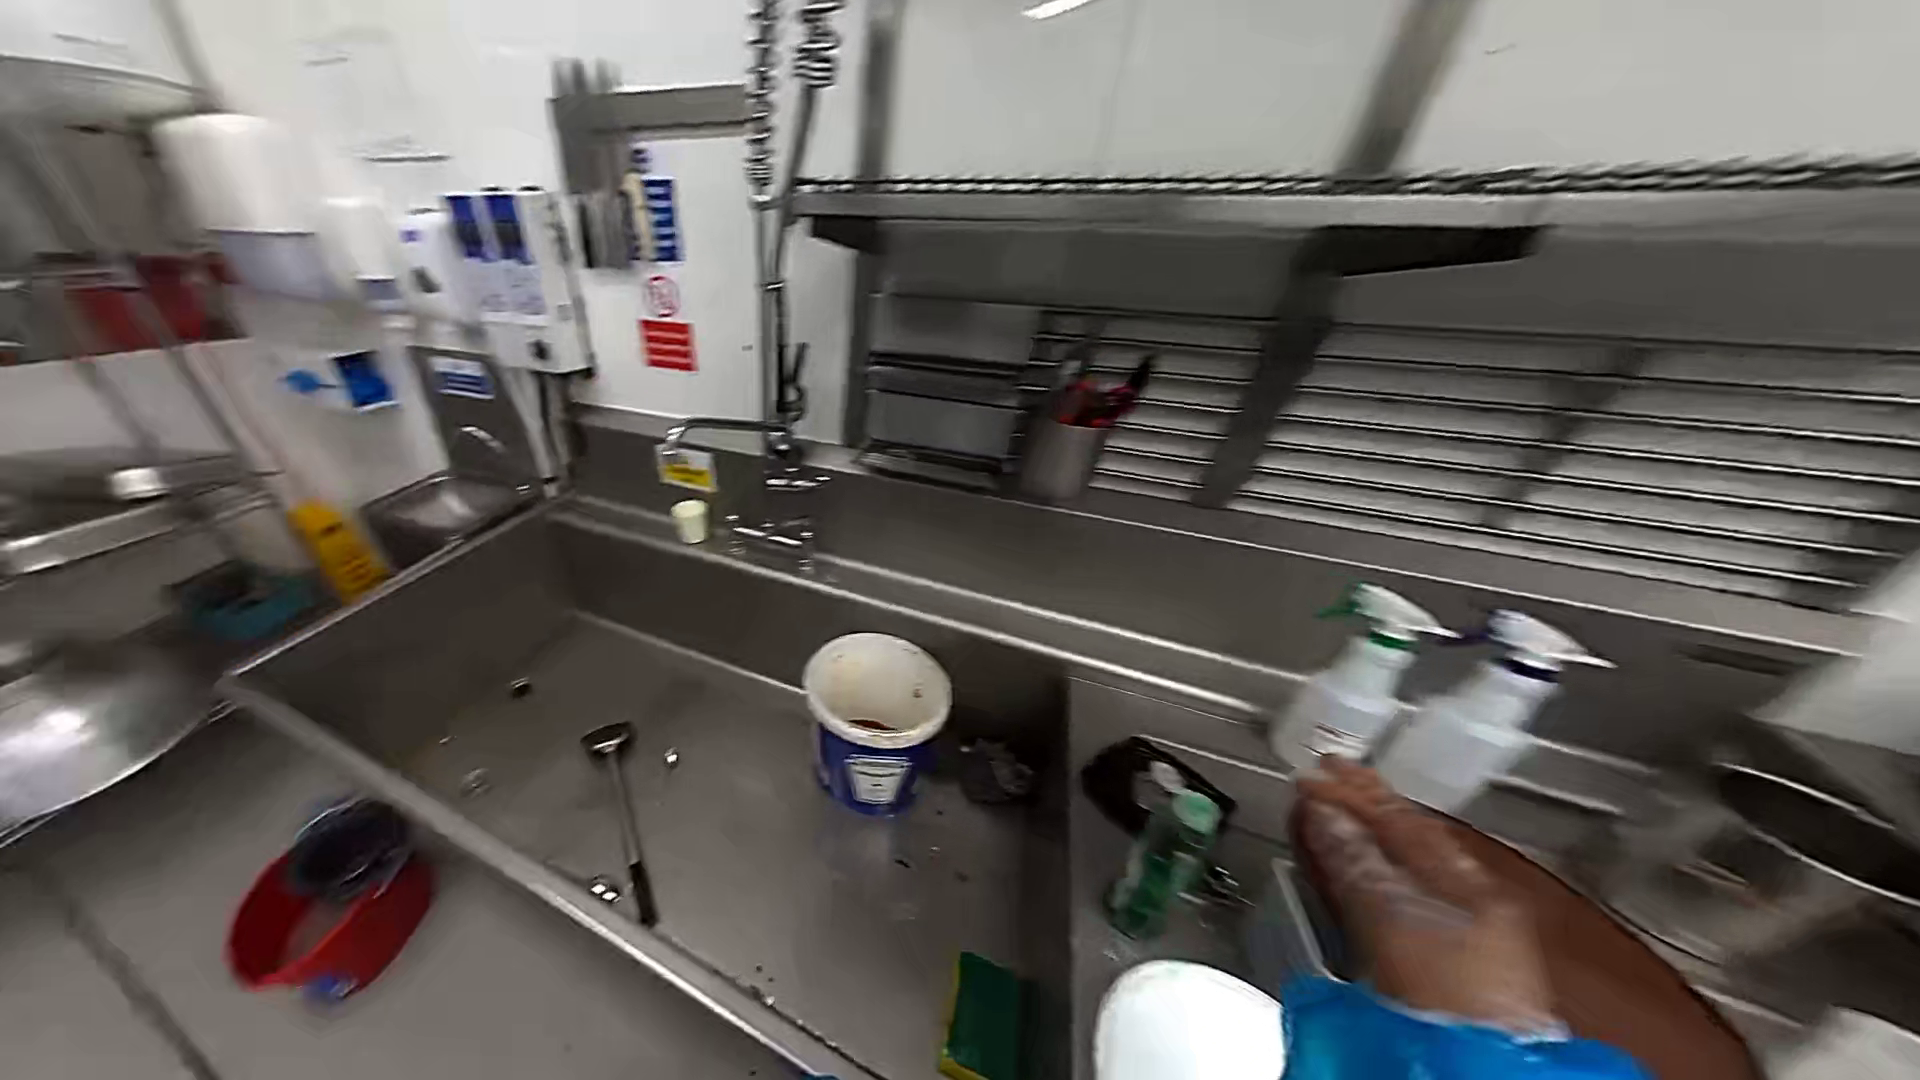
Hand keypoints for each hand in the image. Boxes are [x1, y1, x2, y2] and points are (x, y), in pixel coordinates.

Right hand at [1294, 761, 1556, 1032]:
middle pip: (1402, 831)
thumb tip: (1322, 812)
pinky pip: (1401, 878)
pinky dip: (1374, 858)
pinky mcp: (1443, 943)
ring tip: (1335, 806)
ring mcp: (1459, 917)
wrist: (1473, 1054)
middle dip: (1359, 801)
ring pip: (1402, 853)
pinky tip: (1360, 857)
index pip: (1393, 816)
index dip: (1348, 791)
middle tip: (1325, 774)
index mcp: (1459, 875)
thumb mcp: (1387, 909)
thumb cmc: (1442, 982)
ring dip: (1365, 827)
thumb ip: (1352, 857)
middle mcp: (1465, 889)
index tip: (1312, 773)